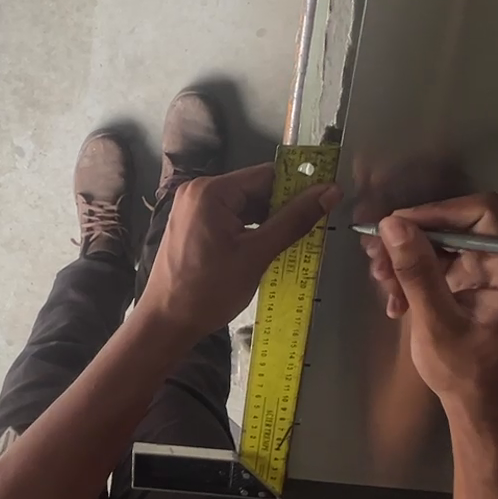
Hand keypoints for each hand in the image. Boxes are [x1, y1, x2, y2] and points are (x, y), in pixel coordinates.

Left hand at [141, 164, 340, 340]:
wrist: (166, 322)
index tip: (328, 201)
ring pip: (243, 206)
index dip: (299, 187)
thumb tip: (331, 192)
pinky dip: (250, 230)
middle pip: (254, 189)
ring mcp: (191, 209)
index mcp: (211, 191)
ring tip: (296, 240)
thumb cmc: (209, 290)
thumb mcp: (257, 254)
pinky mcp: (191, 226)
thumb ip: (295, 220)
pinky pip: (229, 219)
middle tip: (316, 226)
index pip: (266, 176)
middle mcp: (198, 191)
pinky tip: (268, 246)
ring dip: (269, 221)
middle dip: (284, 207)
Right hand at [360, 192, 497, 410]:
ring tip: (381, 281)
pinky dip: (412, 275)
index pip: (482, 213)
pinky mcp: (471, 283)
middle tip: (378, 257)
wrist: (477, 405)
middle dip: (413, 239)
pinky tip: (395, 299)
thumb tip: (392, 225)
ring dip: (406, 258)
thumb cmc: (466, 370)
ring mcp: (488, 273)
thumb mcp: (436, 321)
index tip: (397, 227)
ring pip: (441, 243)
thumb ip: (417, 271)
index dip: (437, 212)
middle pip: (456, 225)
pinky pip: (438, 263)